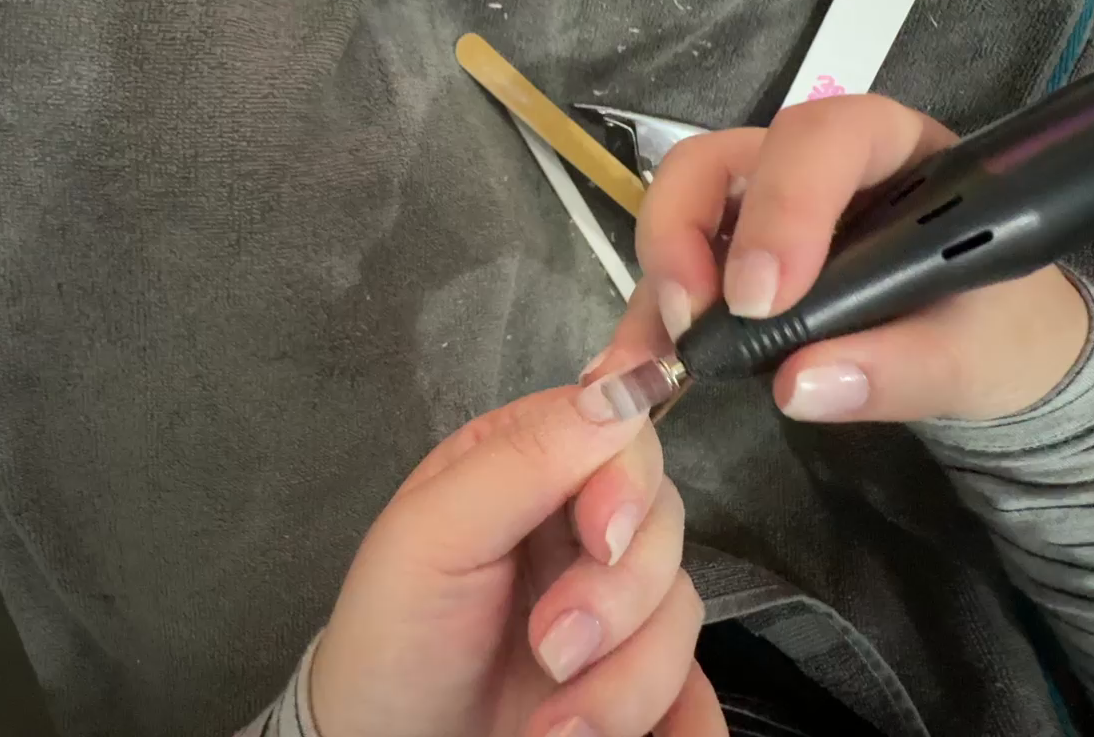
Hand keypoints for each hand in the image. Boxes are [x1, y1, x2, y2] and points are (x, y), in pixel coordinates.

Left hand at [309, 376, 728, 736]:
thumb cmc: (396, 630)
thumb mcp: (433, 533)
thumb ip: (521, 460)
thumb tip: (620, 391)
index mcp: (527, 461)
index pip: (617, 430)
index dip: (625, 477)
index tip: (600, 534)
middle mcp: (577, 517)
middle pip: (659, 519)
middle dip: (615, 595)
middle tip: (548, 648)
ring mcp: (612, 596)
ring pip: (680, 605)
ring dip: (626, 680)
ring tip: (556, 726)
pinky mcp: (638, 672)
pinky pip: (697, 684)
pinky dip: (674, 718)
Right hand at [594, 93, 1089, 423]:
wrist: (972, 345)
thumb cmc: (991, 325)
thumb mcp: (978, 353)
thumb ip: (904, 368)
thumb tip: (798, 385)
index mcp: (886, 152)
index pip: (821, 138)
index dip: (782, 205)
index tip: (762, 300)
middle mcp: (800, 167)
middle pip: (712, 162)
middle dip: (682, 234)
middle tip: (688, 319)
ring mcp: (750, 208)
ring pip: (674, 208)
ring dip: (656, 278)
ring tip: (658, 354)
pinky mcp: (720, 256)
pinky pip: (667, 272)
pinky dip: (645, 319)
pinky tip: (632, 366)